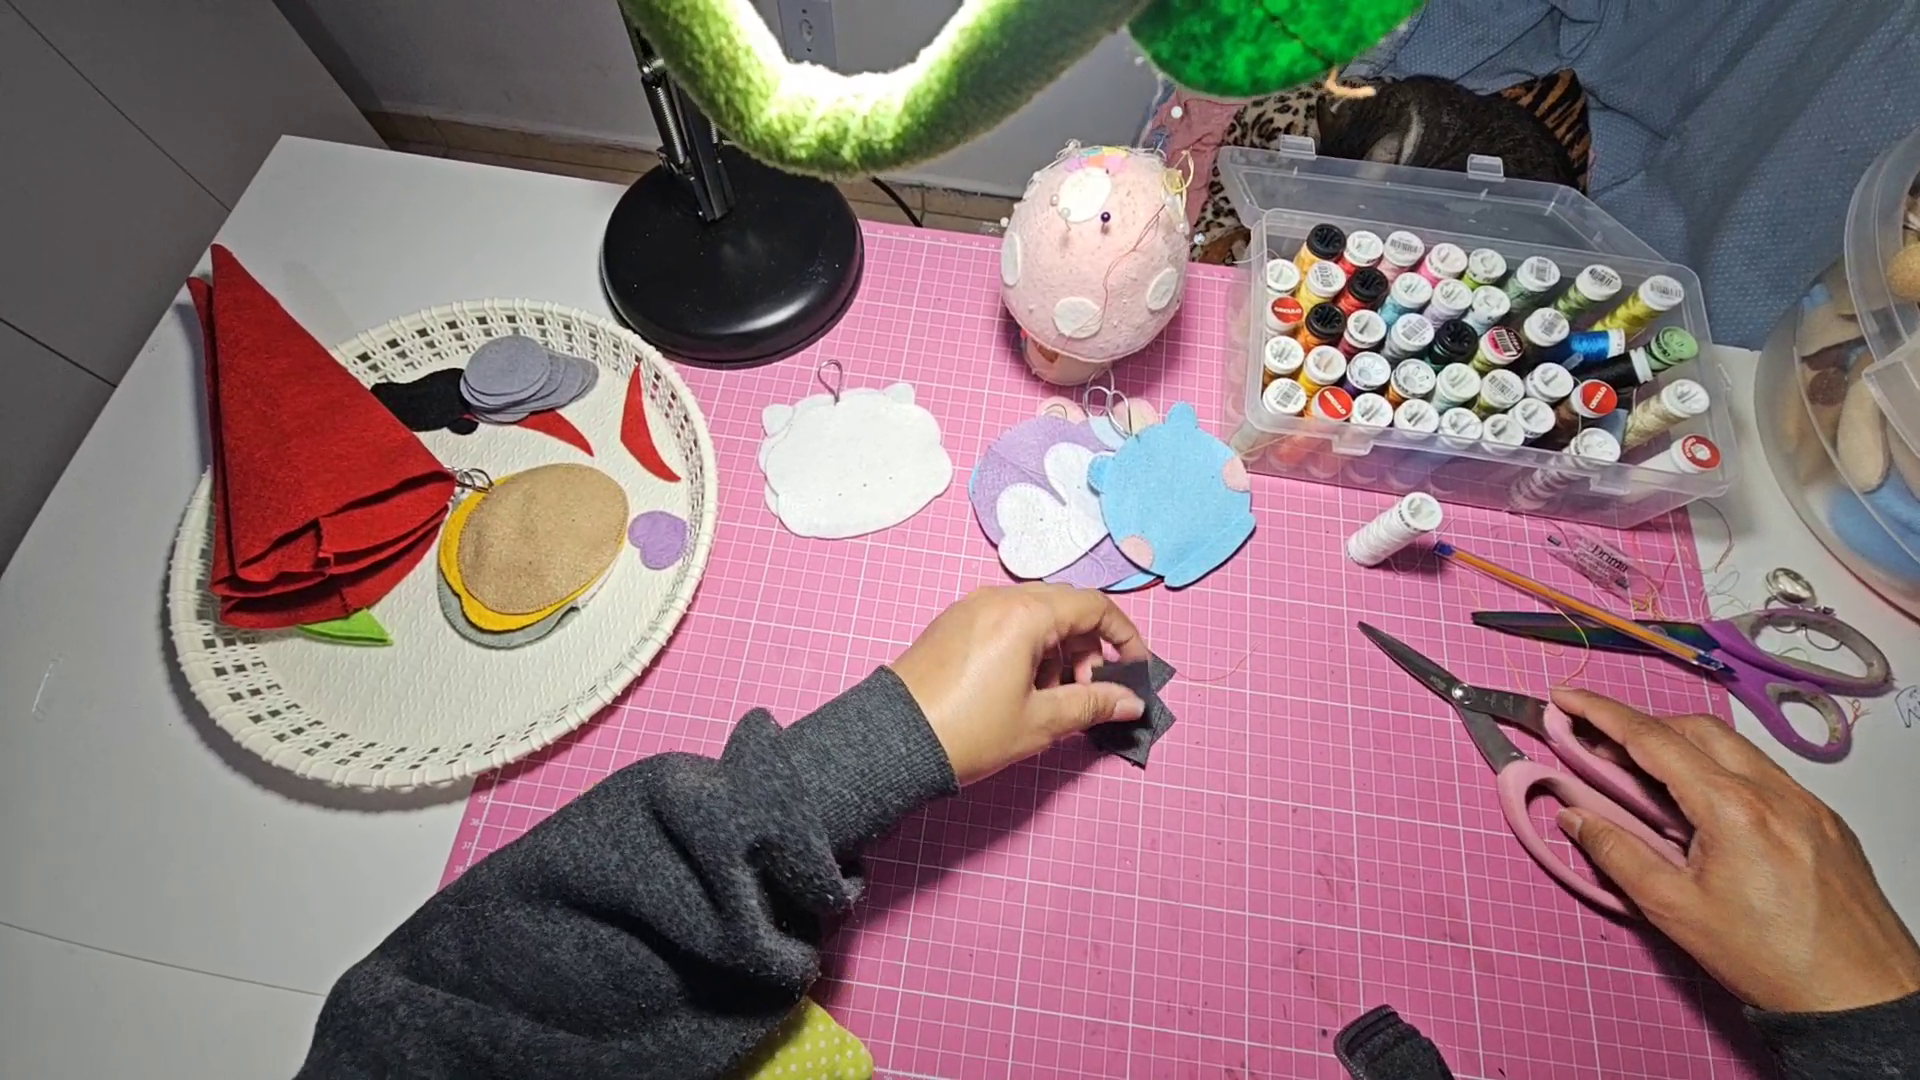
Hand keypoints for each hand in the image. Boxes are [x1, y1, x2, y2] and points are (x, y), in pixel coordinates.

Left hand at [890, 584, 1150, 785]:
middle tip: (1087, 693)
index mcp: (1023, 613)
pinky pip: (1005, 623)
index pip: (1093, 606)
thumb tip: (1131, 701)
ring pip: (1034, 617)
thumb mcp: (1040, 721)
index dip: (1124, 636)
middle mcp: (998, 598)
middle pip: (1063, 609)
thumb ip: (1092, 704)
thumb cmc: (970, 731)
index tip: (1136, 667)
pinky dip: (1027, 649)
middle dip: (1087, 649)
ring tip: (1048, 699)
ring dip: (1056, 652)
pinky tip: (1020, 689)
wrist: (893, 741)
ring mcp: (971, 608)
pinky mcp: (953, 623)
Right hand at [1553, 688, 1919, 1014]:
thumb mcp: (1670, 906)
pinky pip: (1762, 775)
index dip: (1600, 712)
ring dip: (1679, 744)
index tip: (1566, 697)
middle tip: (1598, 743)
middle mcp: (1777, 797)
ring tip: (1643, 773)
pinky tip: (1696, 802)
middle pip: (1696, 728)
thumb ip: (1614, 851)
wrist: (1868, 1007)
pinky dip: (1716, 769)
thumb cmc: (1770, 960)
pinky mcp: (1827, 827)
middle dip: (1640, 724)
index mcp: (1734, 810)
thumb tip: (1574, 816)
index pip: (1652, 739)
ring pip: (1732, 747)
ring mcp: (1809, 809)